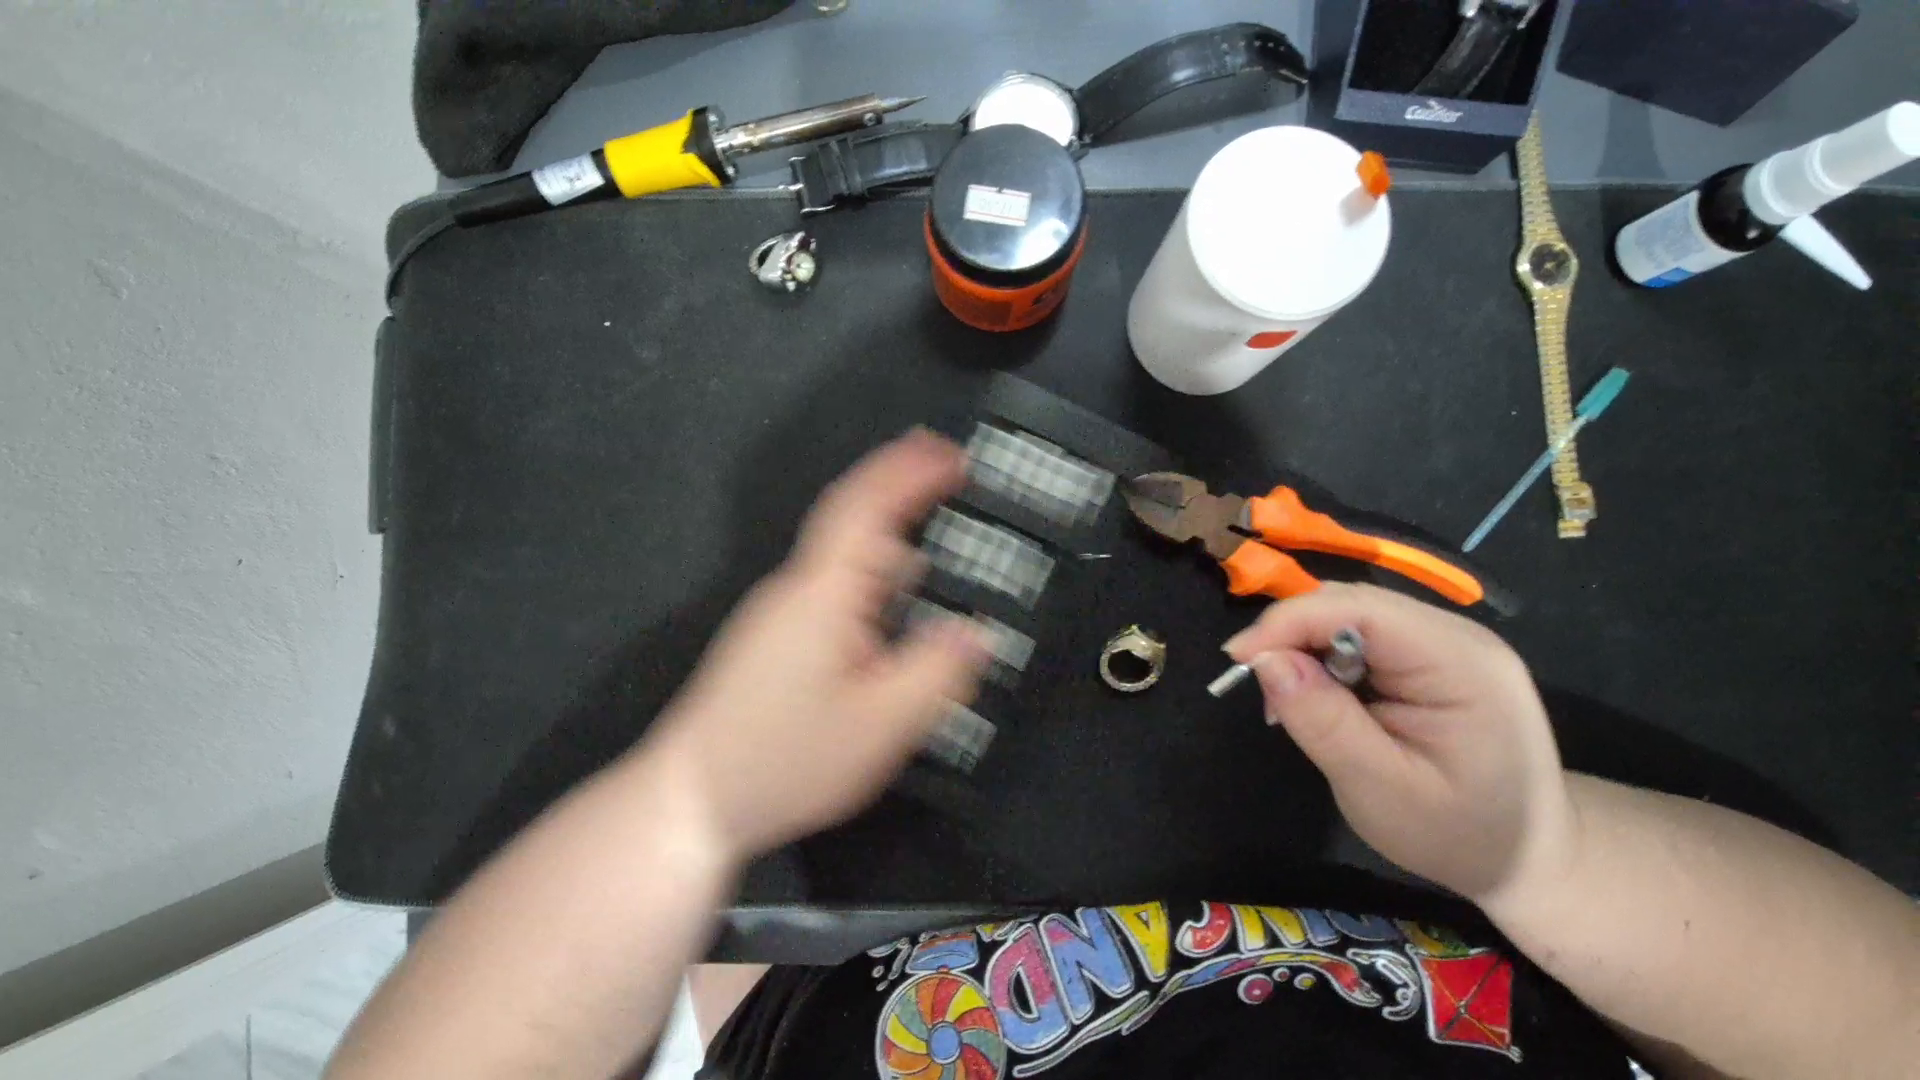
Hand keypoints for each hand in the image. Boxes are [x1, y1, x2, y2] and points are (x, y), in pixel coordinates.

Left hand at [647, 430, 990, 860]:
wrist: (691, 798)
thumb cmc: (785, 760)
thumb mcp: (880, 724)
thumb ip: (937, 672)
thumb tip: (980, 632)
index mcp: (823, 593)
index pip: (865, 505)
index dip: (909, 470)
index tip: (951, 452)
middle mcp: (797, 590)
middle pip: (852, 520)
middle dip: (903, 489)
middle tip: (953, 473)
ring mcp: (780, 615)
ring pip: (843, 557)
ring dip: (890, 533)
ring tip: (936, 532)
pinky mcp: (775, 643)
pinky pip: (834, 587)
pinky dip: (874, 574)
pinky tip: (895, 602)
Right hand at [1224, 583, 1574, 905]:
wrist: (1533, 858)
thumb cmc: (1459, 835)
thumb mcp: (1381, 789)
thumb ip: (1323, 721)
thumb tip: (1264, 661)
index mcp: (1460, 663)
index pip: (1360, 609)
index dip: (1290, 621)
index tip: (1237, 659)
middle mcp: (1458, 636)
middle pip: (1353, 604)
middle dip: (1293, 634)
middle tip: (1259, 689)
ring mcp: (1448, 643)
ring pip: (1352, 616)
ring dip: (1306, 648)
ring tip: (1288, 702)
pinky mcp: (1434, 657)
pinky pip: (1364, 637)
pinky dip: (1326, 660)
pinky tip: (1322, 699)